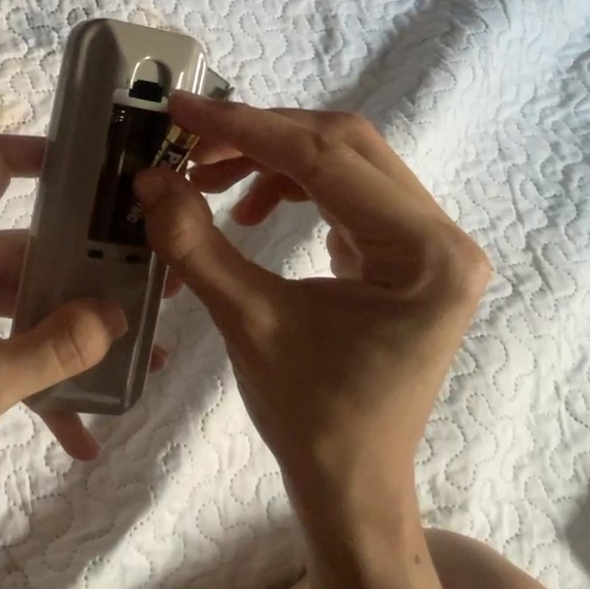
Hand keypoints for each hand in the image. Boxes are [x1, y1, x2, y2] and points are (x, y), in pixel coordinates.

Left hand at [0, 135, 131, 508]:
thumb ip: (51, 351)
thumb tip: (114, 316)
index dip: (39, 152)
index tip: (98, 172)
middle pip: (31, 240)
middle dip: (89, 266)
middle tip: (153, 285)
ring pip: (28, 294)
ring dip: (74, 327)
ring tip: (141, 357)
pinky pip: (10, 336)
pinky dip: (41, 371)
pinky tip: (80, 429)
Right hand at [133, 98, 490, 501]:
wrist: (352, 480)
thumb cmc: (311, 415)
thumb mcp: (246, 322)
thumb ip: (195, 244)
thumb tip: (149, 178)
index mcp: (423, 253)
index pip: (326, 157)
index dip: (245, 127)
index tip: (181, 108)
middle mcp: (440, 235)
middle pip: (343, 144)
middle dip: (257, 136)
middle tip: (188, 144)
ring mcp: (427, 243)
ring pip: (342, 160)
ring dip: (270, 157)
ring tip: (209, 180)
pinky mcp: (403, 253)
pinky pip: (344, 191)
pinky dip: (289, 184)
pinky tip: (250, 210)